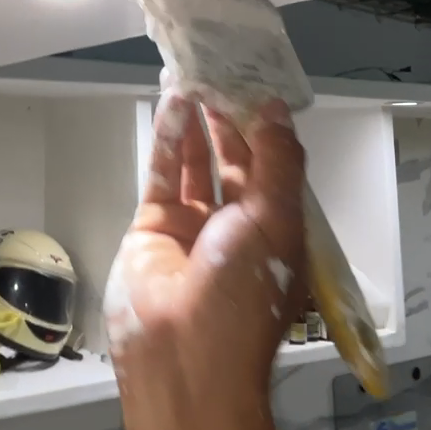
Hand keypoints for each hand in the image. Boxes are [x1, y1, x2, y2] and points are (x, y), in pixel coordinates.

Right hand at [104, 93, 307, 407]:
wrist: (183, 354)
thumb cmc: (244, 291)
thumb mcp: (276, 222)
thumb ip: (277, 162)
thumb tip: (276, 110)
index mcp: (276, 228)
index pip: (272, 166)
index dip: (264, 128)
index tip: (254, 85)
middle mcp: (235, 224)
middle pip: (232, 160)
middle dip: (226, 119)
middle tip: (217, 74)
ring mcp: (192, 225)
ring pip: (194, 163)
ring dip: (195, 123)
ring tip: (190, 79)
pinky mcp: (153, 225)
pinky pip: (163, 175)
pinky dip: (168, 140)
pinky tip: (172, 106)